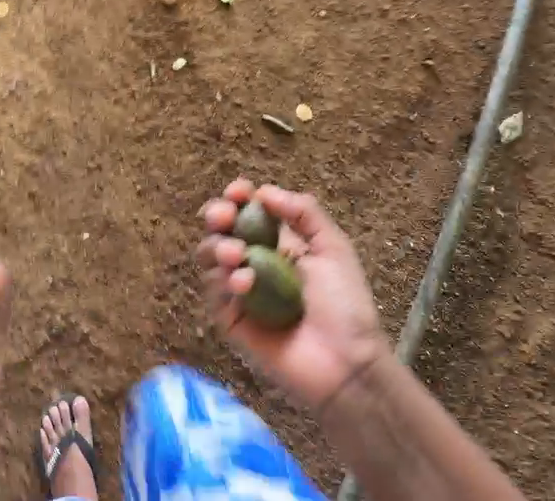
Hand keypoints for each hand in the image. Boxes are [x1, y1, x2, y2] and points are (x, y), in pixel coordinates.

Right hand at [197, 180, 389, 410]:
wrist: (347, 364)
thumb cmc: (346, 306)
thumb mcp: (333, 249)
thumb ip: (304, 212)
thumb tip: (264, 191)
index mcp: (276, 243)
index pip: (245, 212)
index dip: (237, 197)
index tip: (240, 191)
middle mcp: (252, 262)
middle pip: (218, 229)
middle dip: (216, 215)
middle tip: (223, 216)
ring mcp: (238, 291)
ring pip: (208, 257)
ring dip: (216, 247)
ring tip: (236, 254)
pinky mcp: (229, 319)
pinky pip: (212, 292)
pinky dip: (224, 281)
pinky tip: (244, 284)